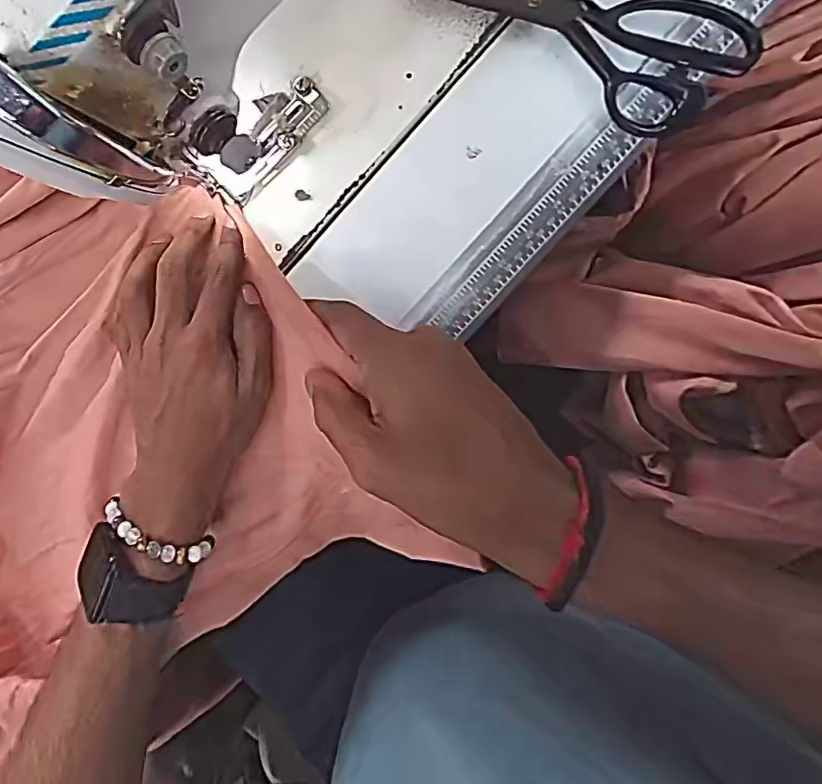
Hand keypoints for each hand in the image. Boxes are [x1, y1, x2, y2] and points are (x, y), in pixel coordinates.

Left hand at [111, 218, 273, 573]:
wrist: (175, 468)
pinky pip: (120, 311)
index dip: (225, 251)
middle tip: (200, 220)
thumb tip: (246, 297)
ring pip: (138, 286)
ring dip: (151, 255)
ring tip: (165, 237)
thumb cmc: (221, 432)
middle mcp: (168, 336)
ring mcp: (143, 344)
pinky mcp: (129, 355)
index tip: (231, 229)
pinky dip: (126, 286)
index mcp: (204, 343)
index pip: (216, 282)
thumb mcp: (255, 391)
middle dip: (188, 239)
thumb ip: (254, 339)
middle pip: (173, 272)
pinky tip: (135, 275)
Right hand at [306, 301, 577, 586]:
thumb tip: (319, 377)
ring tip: (371, 425)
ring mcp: (451, 355)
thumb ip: (333, 412)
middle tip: (331, 404)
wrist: (531, 504)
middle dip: (343, 363)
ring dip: (374, 379)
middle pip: (366, 338)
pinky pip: (418, 365)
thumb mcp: (371, 461)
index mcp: (394, 355)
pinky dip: (400, 385)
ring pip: (393, 355)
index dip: (311, 317)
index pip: (340, 316)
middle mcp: (424, 342)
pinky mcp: (469, 372)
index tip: (289, 330)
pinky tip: (404, 425)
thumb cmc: (448, 485)